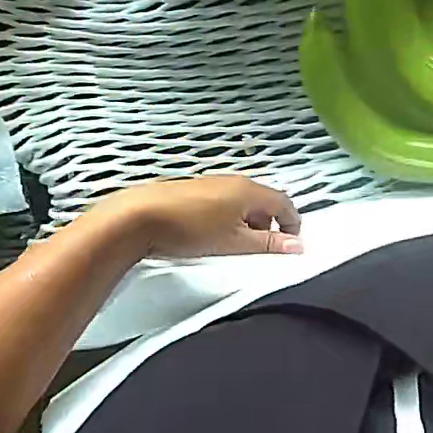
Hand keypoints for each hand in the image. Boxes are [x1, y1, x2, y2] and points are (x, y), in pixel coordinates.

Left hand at [88, 176, 302, 257]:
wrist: (139, 218)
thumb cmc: (184, 225)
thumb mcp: (235, 243)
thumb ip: (268, 245)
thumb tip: (293, 246)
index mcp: (247, 190)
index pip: (283, 202)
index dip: (292, 224)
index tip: (291, 242)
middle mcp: (229, 182)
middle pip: (261, 203)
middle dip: (267, 226)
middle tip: (263, 249)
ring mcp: (208, 186)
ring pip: (238, 205)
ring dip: (243, 225)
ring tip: (234, 248)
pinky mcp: (189, 195)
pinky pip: (217, 207)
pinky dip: (223, 222)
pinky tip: (210, 240)